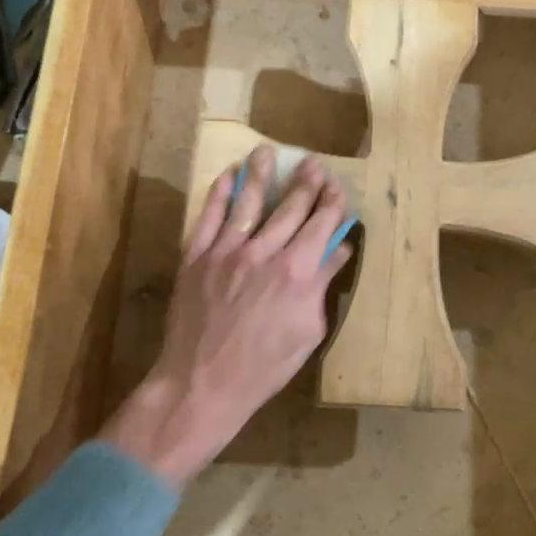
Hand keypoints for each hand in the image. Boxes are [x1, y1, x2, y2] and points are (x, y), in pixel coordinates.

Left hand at [99, 145, 354, 485]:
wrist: (203, 383)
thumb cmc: (265, 366)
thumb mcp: (308, 330)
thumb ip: (322, 286)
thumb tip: (339, 252)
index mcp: (297, 272)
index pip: (321, 225)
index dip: (332, 203)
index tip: (338, 188)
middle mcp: (264, 253)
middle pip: (291, 207)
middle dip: (306, 183)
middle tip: (314, 163)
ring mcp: (226, 252)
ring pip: (248, 202)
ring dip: (262, 175)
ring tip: (268, 152)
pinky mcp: (196, 258)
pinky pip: (208, 217)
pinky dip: (218, 194)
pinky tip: (227, 176)